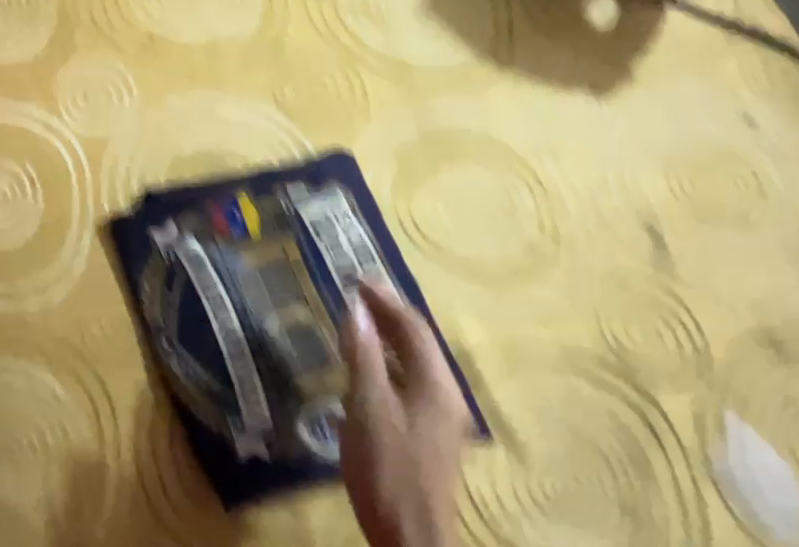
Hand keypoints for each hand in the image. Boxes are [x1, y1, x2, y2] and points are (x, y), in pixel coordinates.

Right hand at [339, 282, 472, 546]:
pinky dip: (384, 363)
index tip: (354, 277)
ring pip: (412, 364)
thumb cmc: (388, 467)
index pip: (412, 328)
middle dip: (386, 315)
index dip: (384, 299)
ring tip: (353, 322)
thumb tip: (354, 307)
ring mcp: (439, 418)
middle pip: (417, 344)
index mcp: (436, 385)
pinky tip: (362, 367)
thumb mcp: (367, 407)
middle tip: (353, 293)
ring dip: (384, 339)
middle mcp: (445, 396)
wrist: (410, 536)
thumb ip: (362, 355)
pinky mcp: (426, 435)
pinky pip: (406, 383)